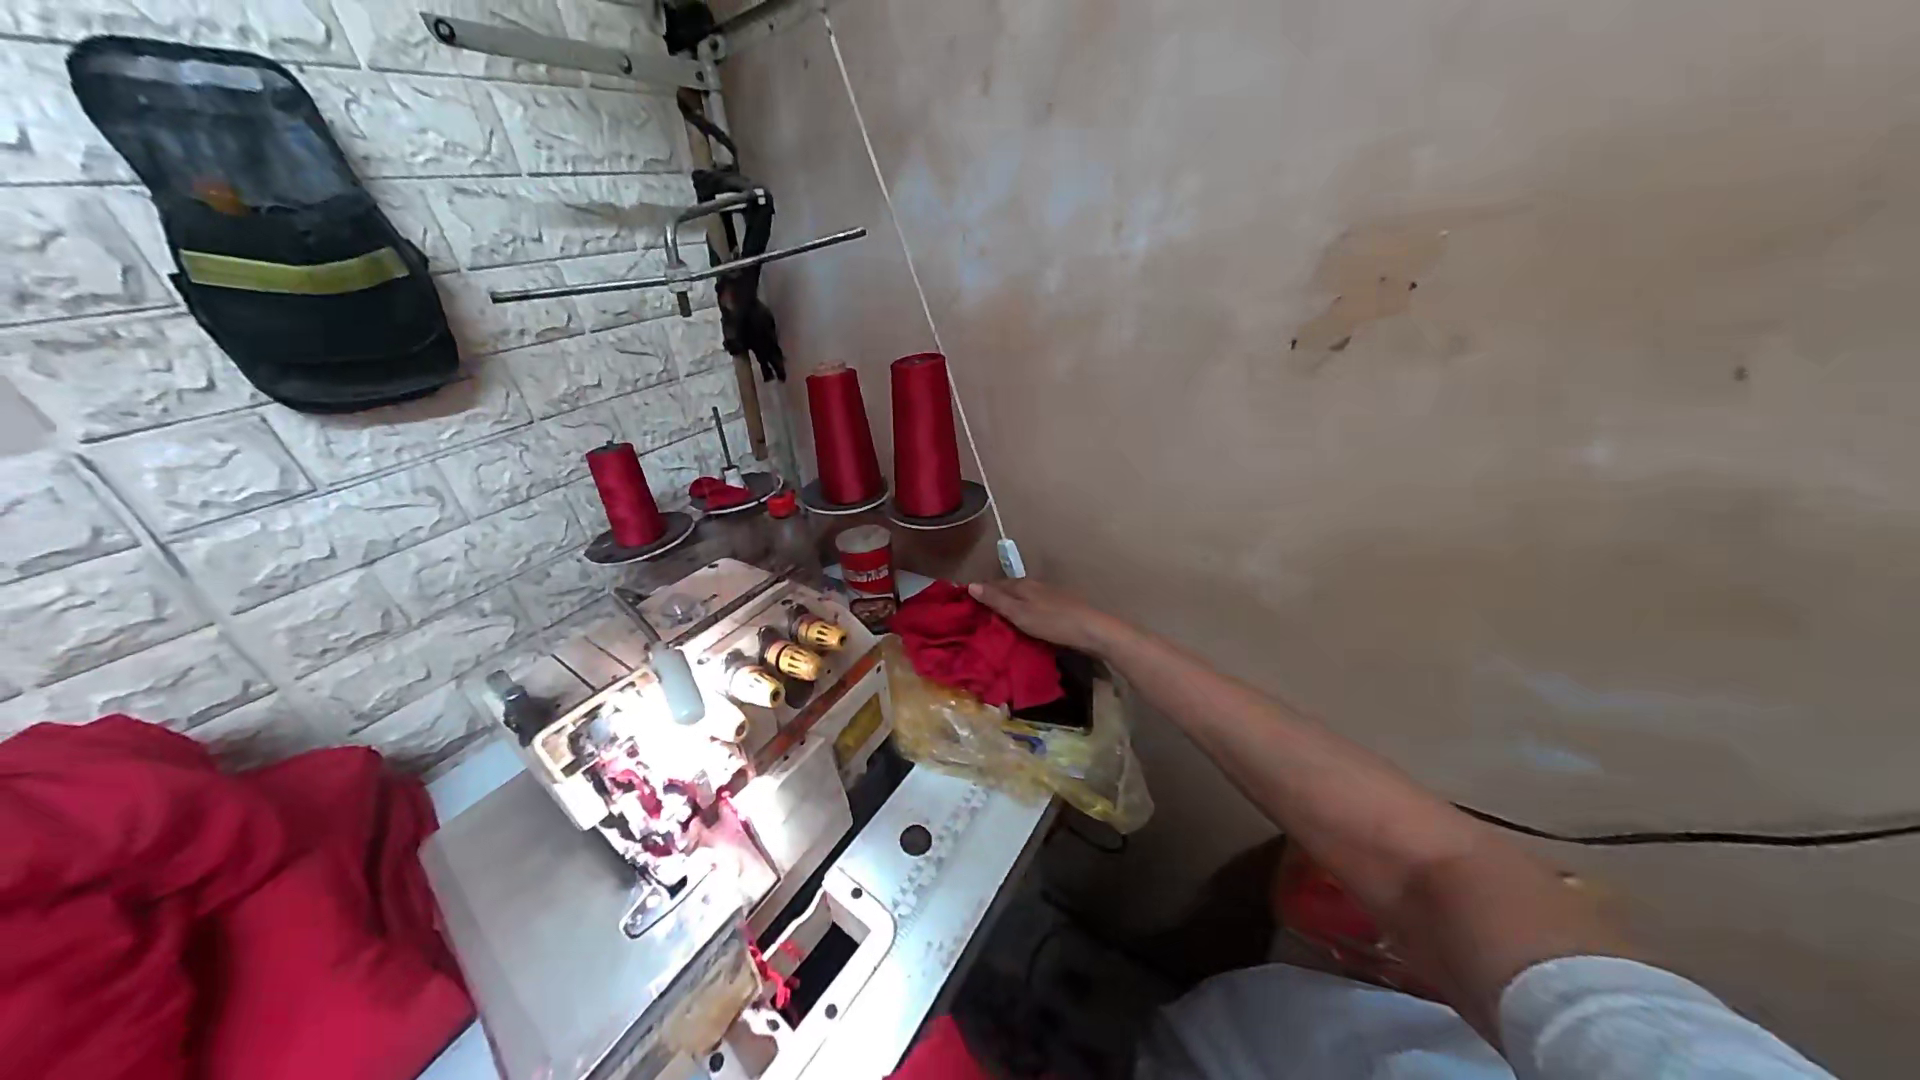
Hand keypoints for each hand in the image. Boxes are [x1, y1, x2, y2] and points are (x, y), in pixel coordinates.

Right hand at [967, 578, 1126, 655]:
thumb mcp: (1020, 614)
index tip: (964, 603)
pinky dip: (1021, 610)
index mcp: (1022, 584)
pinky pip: (1031, 604)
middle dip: (992, 597)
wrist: (1092, 630)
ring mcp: (1047, 594)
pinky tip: (1020, 621)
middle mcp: (1033, 585)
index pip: (993, 584)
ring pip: (1020, 596)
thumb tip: (970, 585)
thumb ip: (996, 600)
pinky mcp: (1058, 605)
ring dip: (1007, 604)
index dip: (978, 592)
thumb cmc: (1053, 622)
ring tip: (995, 618)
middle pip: (1007, 589)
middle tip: (976, 613)